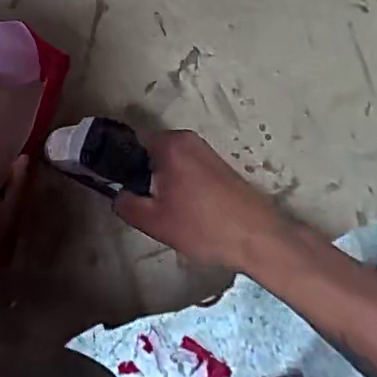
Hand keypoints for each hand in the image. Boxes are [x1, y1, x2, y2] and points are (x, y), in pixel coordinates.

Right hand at [112, 130, 287, 271]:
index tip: (121, 189)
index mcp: (169, 144)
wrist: (257, 236)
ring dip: (164, 184)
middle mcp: (188, 139)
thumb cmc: (202, 226)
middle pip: (151, 154)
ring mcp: (206, 151)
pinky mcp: (220, 166)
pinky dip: (183, 187)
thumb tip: (119, 194)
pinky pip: (188, 171)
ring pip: (171, 165)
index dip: (121, 167)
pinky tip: (190, 213)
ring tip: (171, 214)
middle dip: (145, 178)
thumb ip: (126, 204)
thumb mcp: (153, 221)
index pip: (131, 144)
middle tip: (147, 207)